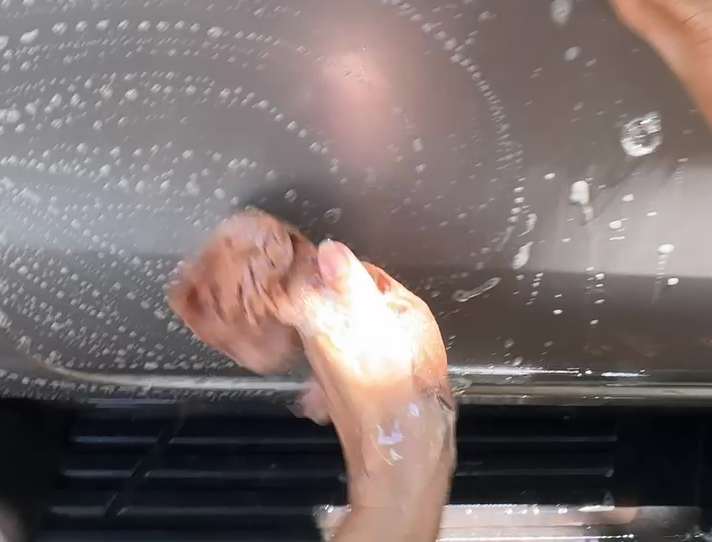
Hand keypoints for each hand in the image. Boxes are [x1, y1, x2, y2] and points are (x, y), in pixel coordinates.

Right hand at [290, 241, 454, 524]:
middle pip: (356, 314)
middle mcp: (408, 338)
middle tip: (302, 333)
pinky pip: (352, 379)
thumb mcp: (359, 327)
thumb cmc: (384, 389)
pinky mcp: (386, 401)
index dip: (333, 279)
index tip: (305, 287)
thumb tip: (329, 246)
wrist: (400, 464)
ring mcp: (399, 371)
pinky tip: (317, 402)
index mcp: (409, 312)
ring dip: (325, 356)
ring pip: (351, 348)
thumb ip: (346, 284)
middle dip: (325, 323)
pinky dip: (332, 385)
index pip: (365, 277)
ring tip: (309, 378)